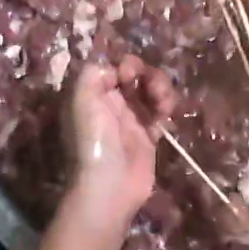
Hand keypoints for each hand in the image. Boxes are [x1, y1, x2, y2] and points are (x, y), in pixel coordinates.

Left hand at [63, 63, 157, 227]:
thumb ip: (93, 73)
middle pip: (136, 75)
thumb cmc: (94, 139)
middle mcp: (110, 103)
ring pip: (151, 91)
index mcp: (92, 93)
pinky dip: (165, 110)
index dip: (126, 64)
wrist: (110, 185)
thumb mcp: (83, 98)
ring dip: (161, 90)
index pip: (112, 65)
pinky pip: (160, 113)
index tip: (129, 74)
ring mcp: (129, 119)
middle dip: (149, 75)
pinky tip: (163, 120)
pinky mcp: (147, 136)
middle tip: (152, 88)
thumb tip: (113, 67)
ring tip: (163, 105)